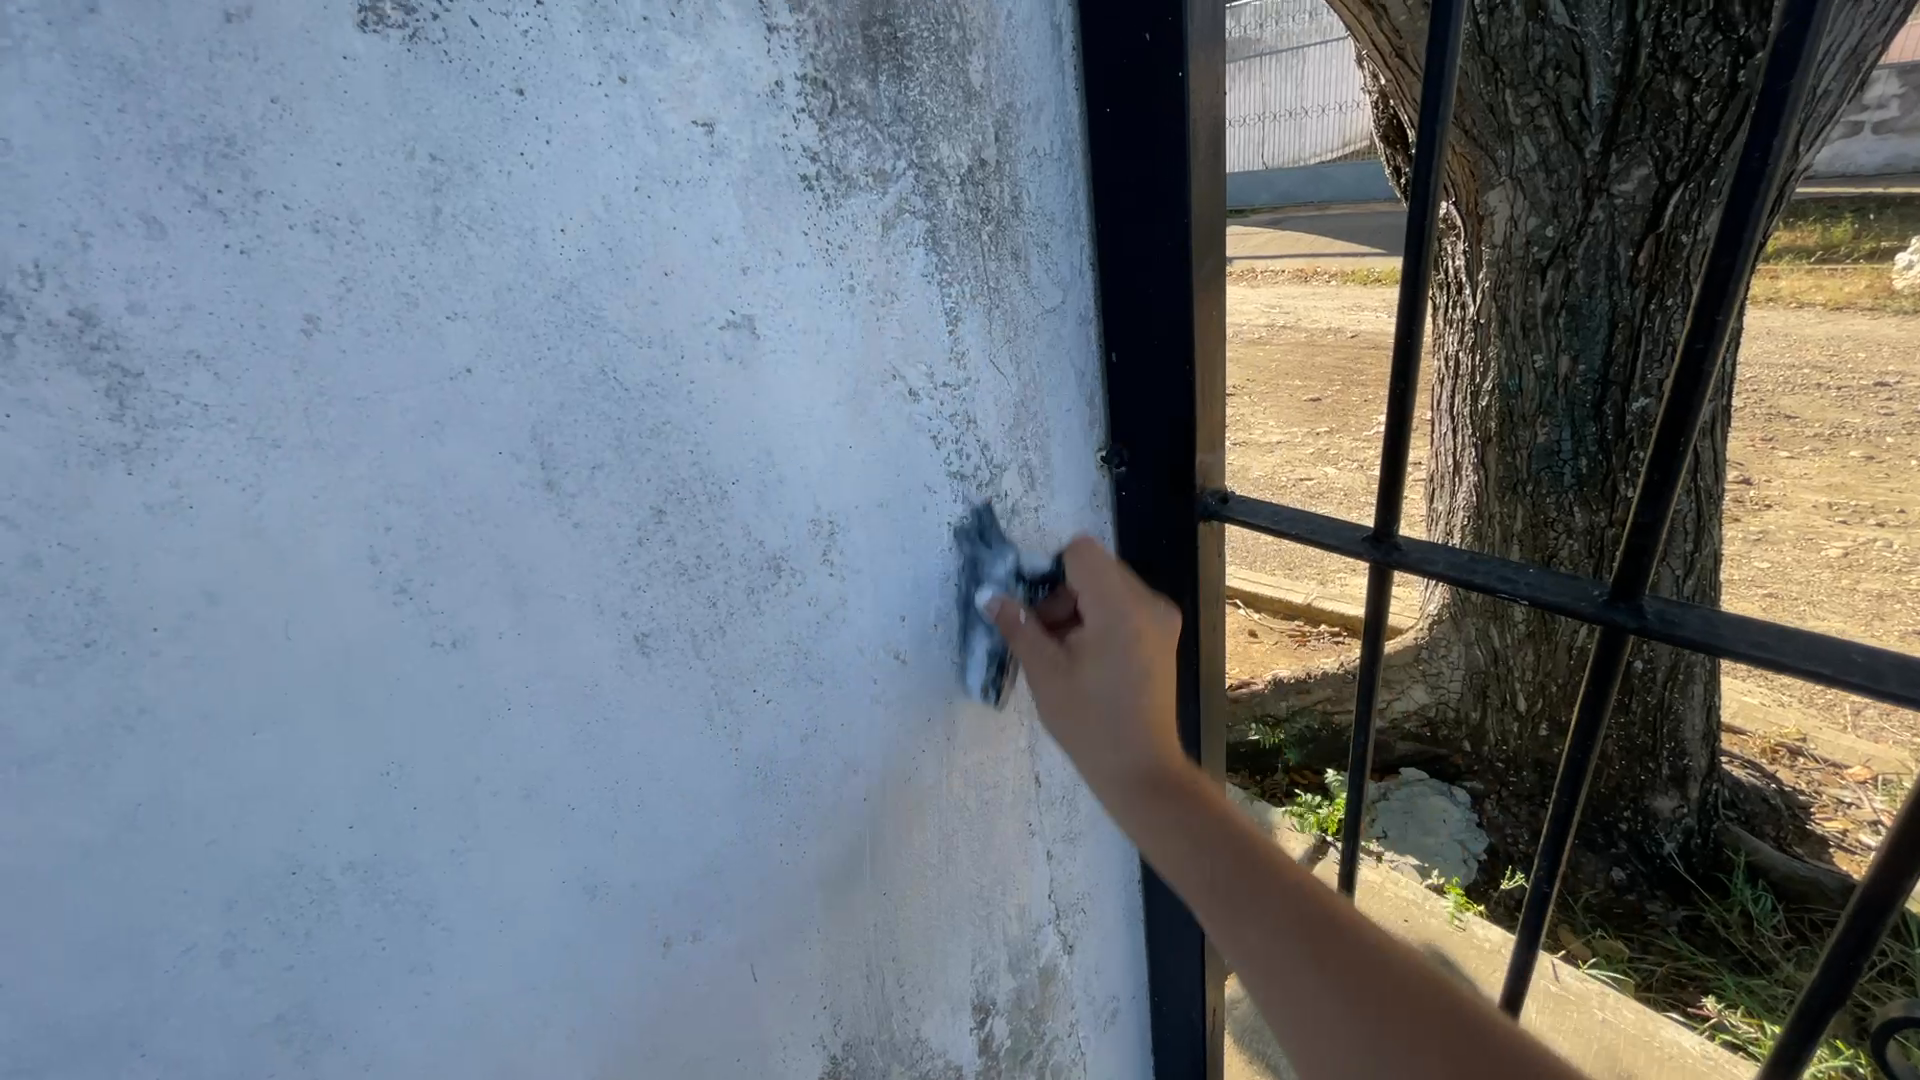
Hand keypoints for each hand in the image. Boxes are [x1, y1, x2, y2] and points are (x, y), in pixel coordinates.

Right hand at [985, 537, 1188, 798]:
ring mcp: (1161, 618)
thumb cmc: (1088, 722)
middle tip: (1045, 639)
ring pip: (1106, 587)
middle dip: (1062, 595)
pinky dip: (1097, 620)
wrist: (1139, 769)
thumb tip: (989, 595)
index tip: (1034, 609)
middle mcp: (1149, 602)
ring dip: (1077, 609)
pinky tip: (1085, 658)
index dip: (1049, 571)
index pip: (1080, 552)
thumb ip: (1017, 625)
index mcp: (1121, 607)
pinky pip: (1122, 606)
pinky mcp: (1162, 635)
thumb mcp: (1044, 672)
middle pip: (1094, 569)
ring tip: (1063, 653)